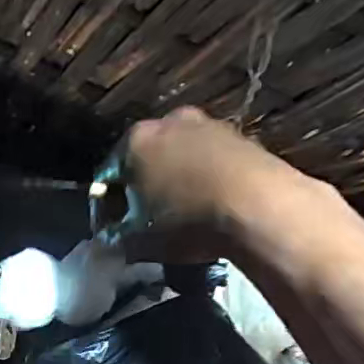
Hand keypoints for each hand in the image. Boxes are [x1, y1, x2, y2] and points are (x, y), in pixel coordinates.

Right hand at [99, 107, 336, 260]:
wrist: (259, 207)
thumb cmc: (185, 222)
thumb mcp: (138, 241)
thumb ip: (115, 237)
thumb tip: (108, 237)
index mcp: (133, 142)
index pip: (105, 176)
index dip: (105, 209)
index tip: (110, 231)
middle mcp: (167, 122)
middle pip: (143, 160)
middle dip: (140, 189)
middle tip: (143, 221)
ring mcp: (206, 124)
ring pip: (177, 157)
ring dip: (172, 182)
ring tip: (179, 214)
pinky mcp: (239, 136)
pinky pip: (207, 160)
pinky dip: (201, 179)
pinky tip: (208, 205)